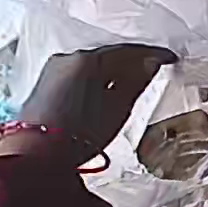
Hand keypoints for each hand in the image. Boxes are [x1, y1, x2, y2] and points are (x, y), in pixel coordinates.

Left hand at [0, 44, 176, 166]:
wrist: (37, 155)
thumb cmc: (81, 135)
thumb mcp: (116, 110)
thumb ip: (134, 82)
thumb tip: (150, 63)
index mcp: (89, 60)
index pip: (127, 51)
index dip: (151, 54)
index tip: (170, 58)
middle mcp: (69, 57)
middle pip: (107, 55)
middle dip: (131, 61)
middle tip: (153, 67)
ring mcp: (55, 69)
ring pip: (92, 64)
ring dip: (113, 69)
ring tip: (132, 79)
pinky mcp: (46, 83)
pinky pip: (78, 73)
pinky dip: (96, 77)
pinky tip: (106, 88)